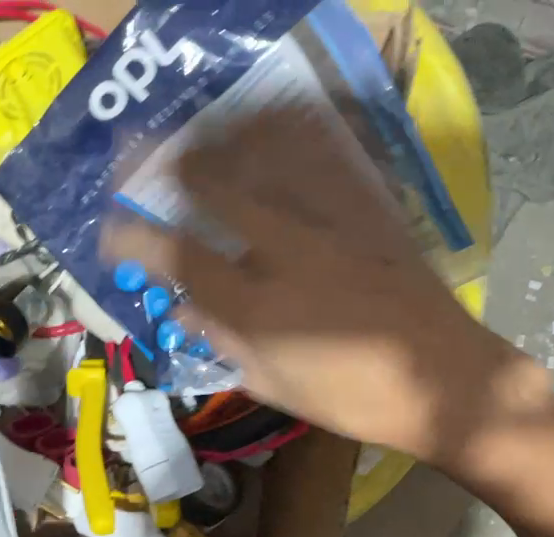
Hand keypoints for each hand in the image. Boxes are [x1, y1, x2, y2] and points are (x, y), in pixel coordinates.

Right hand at [103, 107, 553, 476]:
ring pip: (267, 162)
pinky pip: (326, 158)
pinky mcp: (370, 212)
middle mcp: (285, 253)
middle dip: (167, 169)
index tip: (111, 230)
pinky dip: (291, 133)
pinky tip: (271, 122)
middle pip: (216, 191)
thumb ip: (226, 343)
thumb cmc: (350, 398)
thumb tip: (189, 312)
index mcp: (256, 308)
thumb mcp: (274, 384)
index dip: (137, 239)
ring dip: (222, 140)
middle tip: (134, 156)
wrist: (442, 381)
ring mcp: (331, 225)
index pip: (180, 258)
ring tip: (195, 131)